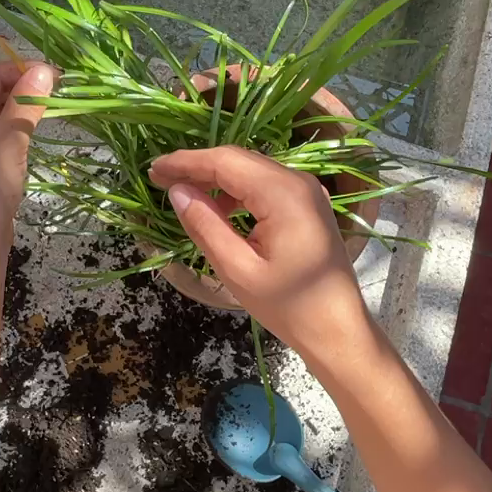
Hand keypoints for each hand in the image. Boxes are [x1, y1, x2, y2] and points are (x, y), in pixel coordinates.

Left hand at [0, 61, 54, 260]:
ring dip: (21, 113)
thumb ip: (27, 103)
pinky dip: (14, 134)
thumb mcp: (9, 141)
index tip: (59, 75)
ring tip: (53, 113)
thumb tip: (45, 69)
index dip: (23, 71)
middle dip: (23, 91)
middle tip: (62, 94)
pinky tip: (34, 137)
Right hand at [148, 146, 372, 360]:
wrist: (338, 331)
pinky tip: (216, 207)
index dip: (186, 162)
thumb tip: (177, 191)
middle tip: (160, 178)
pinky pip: (264, 186)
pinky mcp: (307, 206)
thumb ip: (205, 225)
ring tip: (182, 192)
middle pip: (238, 161)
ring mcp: (306, 192)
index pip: (225, 162)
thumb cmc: (289, 307)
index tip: (153, 170)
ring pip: (251, 171)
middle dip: (197, 166)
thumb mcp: (237, 269)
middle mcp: (298, 182)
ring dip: (215, 178)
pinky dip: (236, 191)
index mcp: (283, 194)